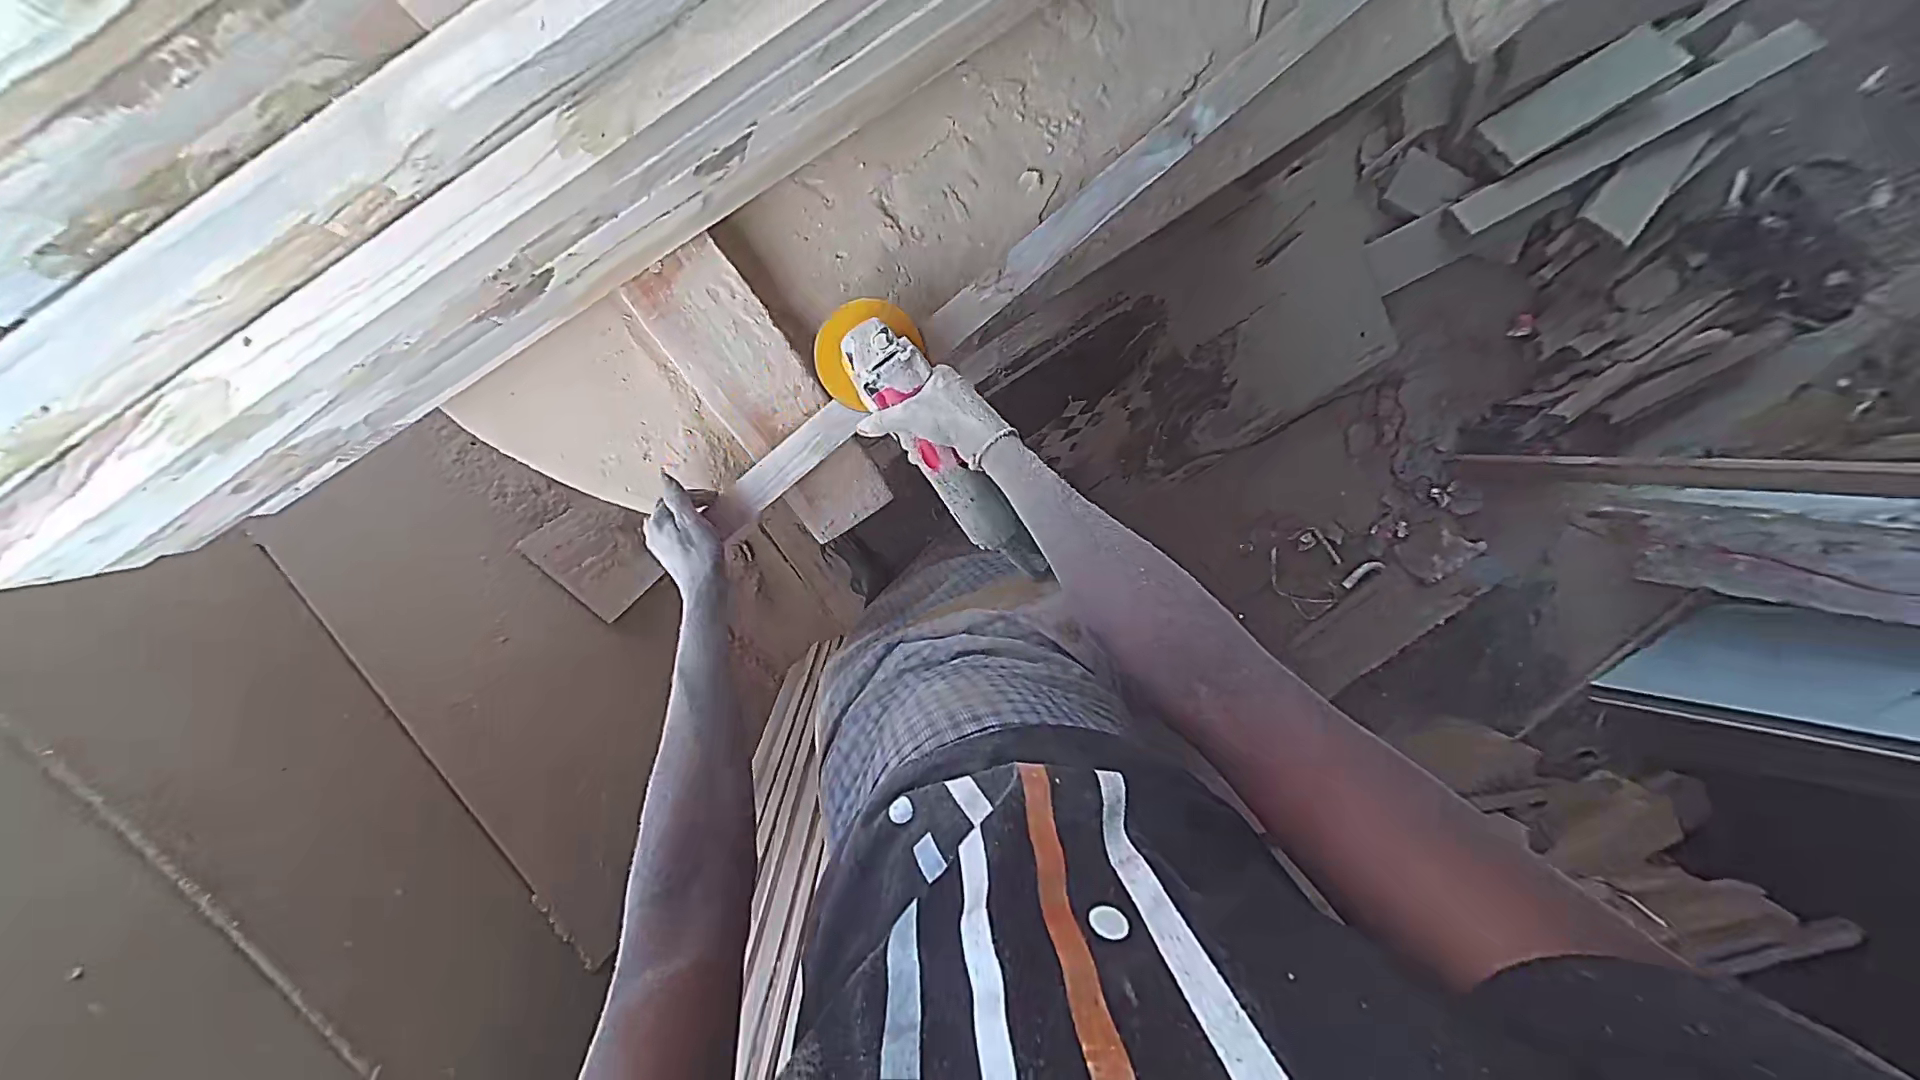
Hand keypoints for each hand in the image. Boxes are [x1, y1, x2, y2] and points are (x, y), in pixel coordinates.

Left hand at [645, 474, 725, 597]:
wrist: (706, 589)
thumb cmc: (702, 556)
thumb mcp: (692, 521)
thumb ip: (677, 497)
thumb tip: (664, 475)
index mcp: (656, 523)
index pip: (672, 497)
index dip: (694, 495)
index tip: (714, 498)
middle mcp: (655, 535)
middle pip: (674, 510)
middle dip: (695, 506)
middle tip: (716, 507)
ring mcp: (664, 548)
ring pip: (679, 524)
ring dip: (696, 519)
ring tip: (715, 522)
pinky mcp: (676, 559)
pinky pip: (684, 537)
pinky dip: (697, 533)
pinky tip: (711, 538)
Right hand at [855, 365, 1016, 467]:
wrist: (981, 440)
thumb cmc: (954, 416)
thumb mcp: (908, 416)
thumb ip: (883, 420)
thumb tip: (866, 424)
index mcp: (939, 374)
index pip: (910, 384)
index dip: (898, 401)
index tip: (892, 413)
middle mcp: (951, 388)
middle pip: (918, 408)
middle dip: (910, 427)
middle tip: (907, 435)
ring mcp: (959, 407)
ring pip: (929, 424)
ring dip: (921, 439)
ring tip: (920, 448)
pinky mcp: (965, 426)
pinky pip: (942, 434)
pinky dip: (935, 445)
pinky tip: (932, 452)